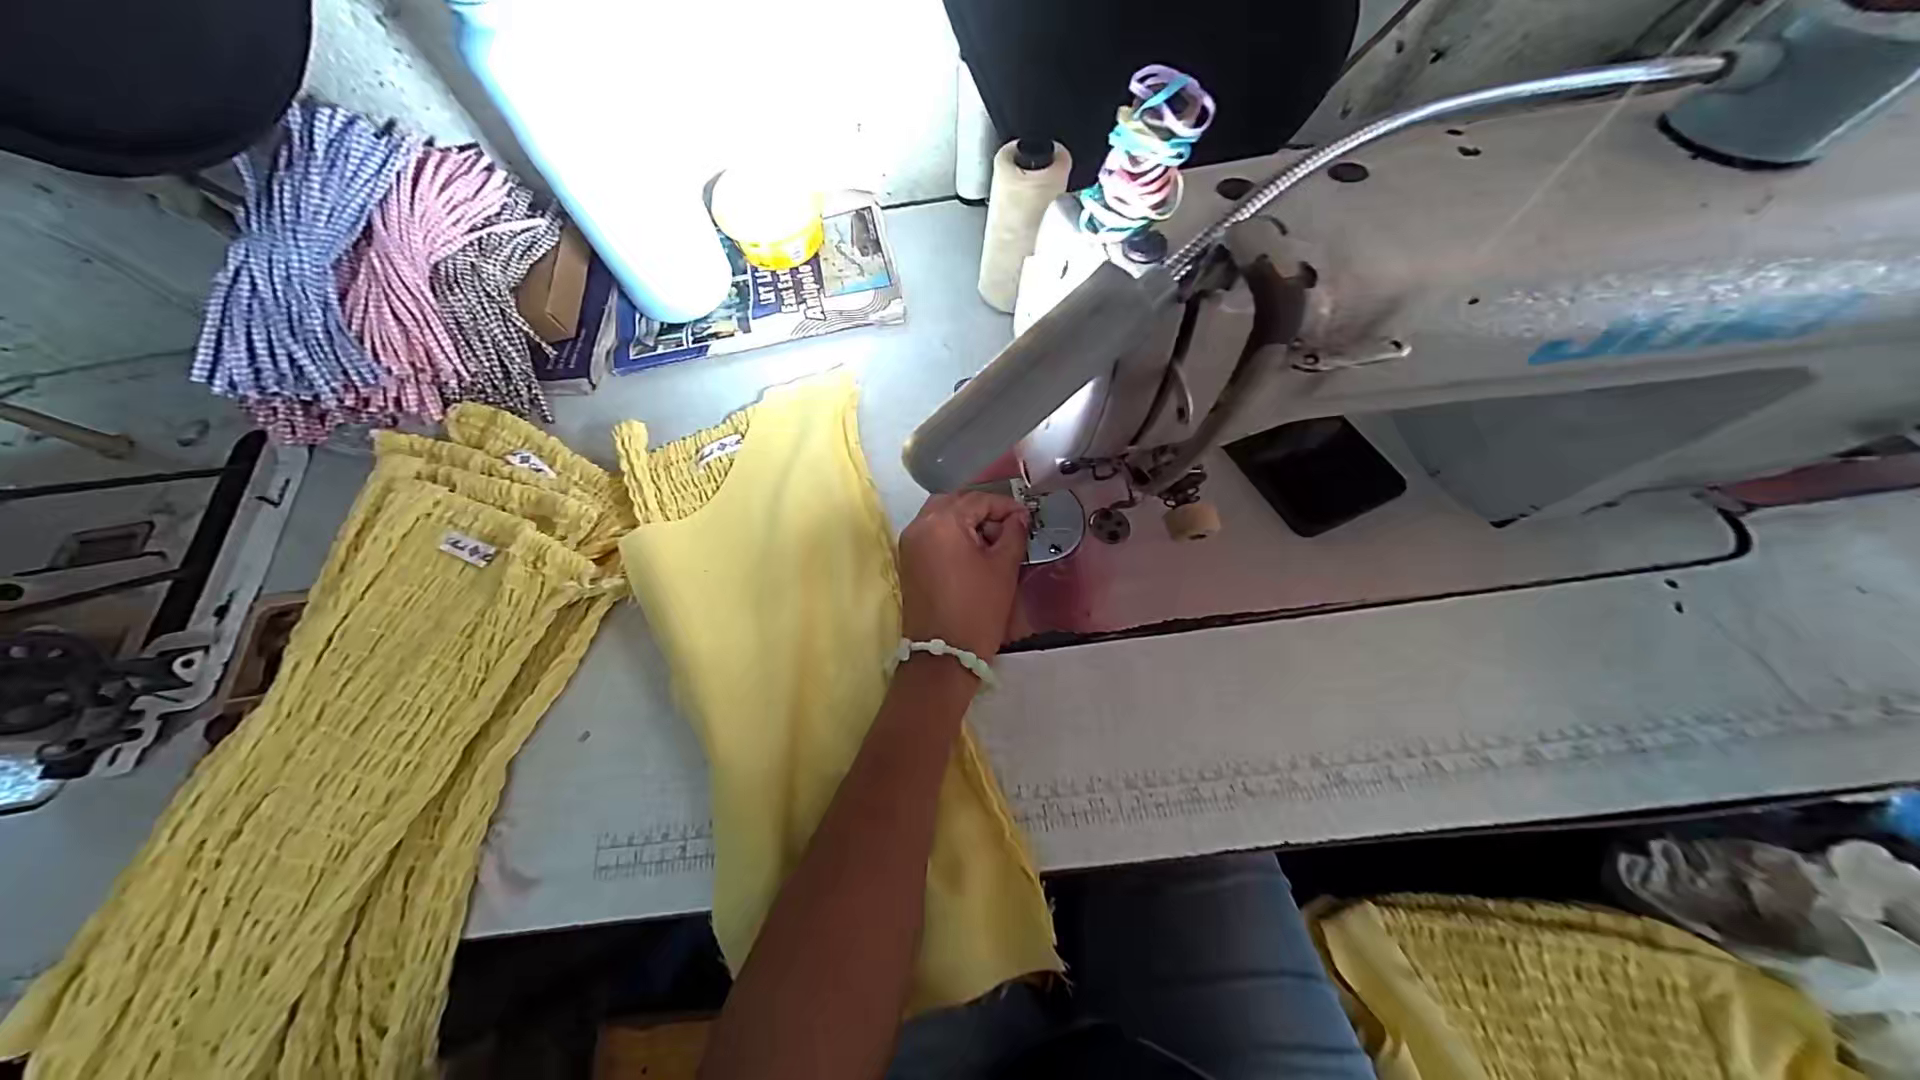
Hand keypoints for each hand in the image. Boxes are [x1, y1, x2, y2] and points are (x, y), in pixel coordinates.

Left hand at [898, 492, 1029, 658]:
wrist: (944, 654)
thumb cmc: (977, 609)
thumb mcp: (1003, 567)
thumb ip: (1014, 534)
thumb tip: (1018, 518)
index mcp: (942, 522)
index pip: (978, 499)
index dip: (1006, 506)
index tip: (1026, 518)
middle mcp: (919, 526)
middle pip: (955, 502)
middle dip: (983, 510)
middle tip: (1008, 527)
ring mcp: (909, 544)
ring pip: (940, 516)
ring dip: (966, 521)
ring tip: (993, 542)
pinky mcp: (908, 561)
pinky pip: (931, 534)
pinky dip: (951, 535)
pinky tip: (973, 553)